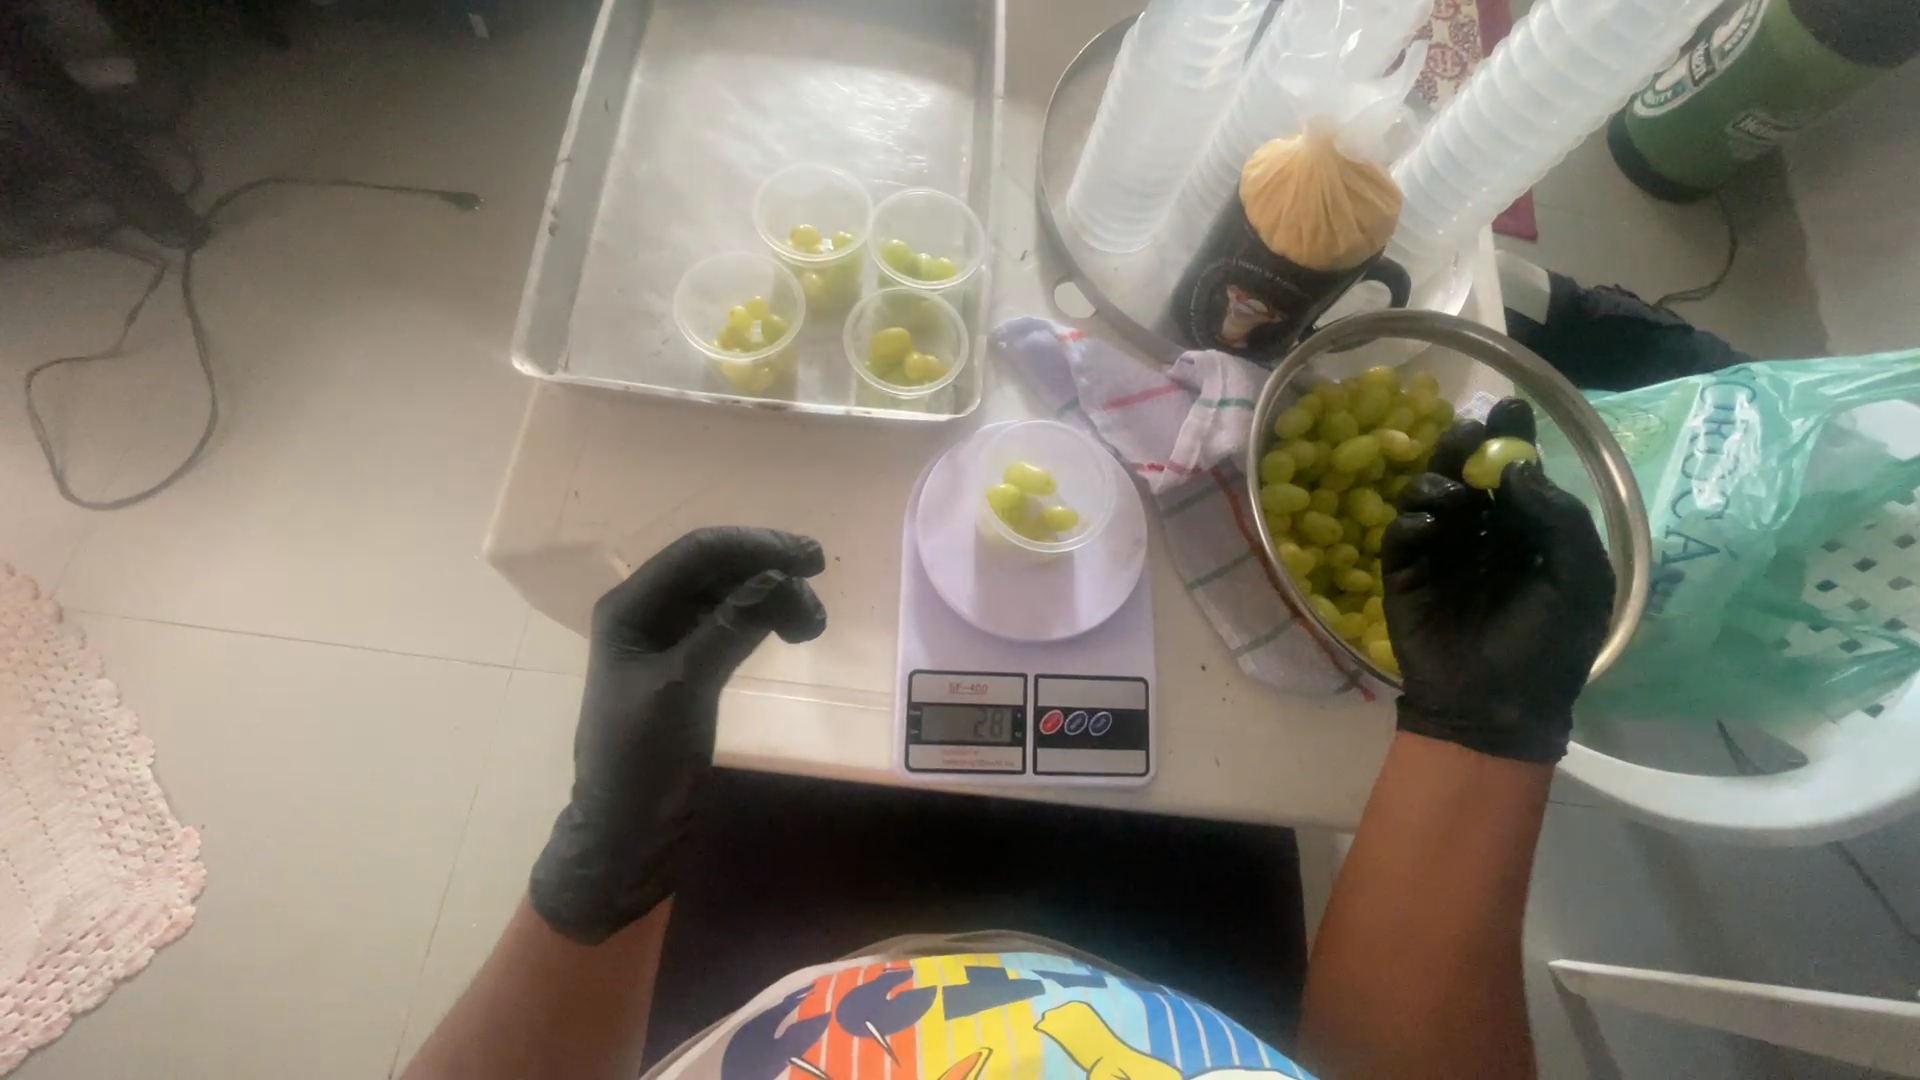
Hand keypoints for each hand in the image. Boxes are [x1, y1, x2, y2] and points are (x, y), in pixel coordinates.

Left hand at [530, 527, 827, 942]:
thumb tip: (778, 577)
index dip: (754, 546)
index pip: (697, 553)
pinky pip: (738, 621)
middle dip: (769, 567)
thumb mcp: (683, 687)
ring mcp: (674, 634)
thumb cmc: (641, 758)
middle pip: (718, 567)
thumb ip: (728, 627)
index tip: (808, 558)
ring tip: (812, 625)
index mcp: (631, 607)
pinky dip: (769, 619)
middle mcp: (651, 610)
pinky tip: (794, 631)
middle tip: (818, 578)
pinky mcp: (696, 658)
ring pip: (733, 592)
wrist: (629, 826)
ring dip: (775, 596)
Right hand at [1381, 399, 1613, 762]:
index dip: (1512, 441)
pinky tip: (1427, 522)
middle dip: (1466, 449)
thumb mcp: (1580, 583)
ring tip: (1449, 488)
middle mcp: (1482, 537)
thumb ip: (1560, 522)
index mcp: (1529, 536)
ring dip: (1436, 481)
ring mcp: (1439, 554)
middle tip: (1468, 428)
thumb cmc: (1547, 647)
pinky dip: (1410, 520)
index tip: (1510, 406)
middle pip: (1467, 478)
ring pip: (1430, 499)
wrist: (1492, 704)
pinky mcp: (1402, 573)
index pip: (1517, 477)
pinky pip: (1400, 534)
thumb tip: (1520, 470)